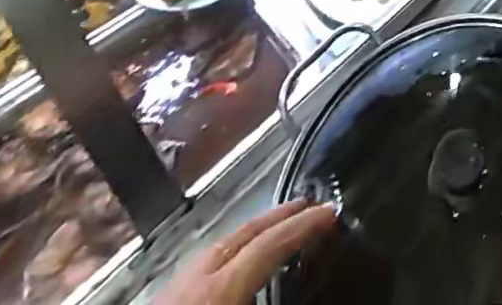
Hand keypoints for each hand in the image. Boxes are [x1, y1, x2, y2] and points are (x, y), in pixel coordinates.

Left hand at [153, 200, 335, 304]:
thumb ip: (262, 302)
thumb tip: (306, 295)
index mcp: (218, 294)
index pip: (268, 247)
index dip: (302, 228)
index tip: (330, 213)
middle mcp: (193, 283)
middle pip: (242, 235)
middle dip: (278, 217)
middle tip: (309, 206)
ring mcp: (172, 293)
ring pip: (219, 248)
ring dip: (253, 234)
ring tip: (278, 230)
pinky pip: (204, 267)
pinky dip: (231, 255)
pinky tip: (236, 270)